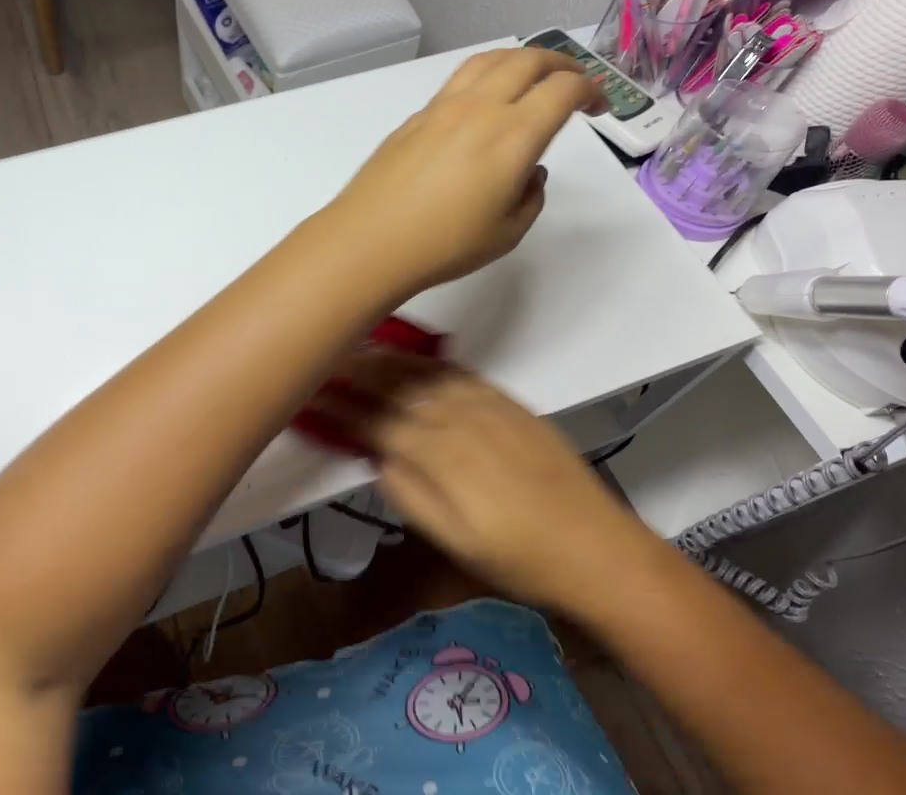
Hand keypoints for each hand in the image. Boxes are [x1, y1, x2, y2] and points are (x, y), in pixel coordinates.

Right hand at [307, 351, 654, 607]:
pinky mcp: (510, 403)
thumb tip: (375, 457)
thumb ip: (409, 495)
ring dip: (387, 359)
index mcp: (440, 456)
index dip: (338, 408)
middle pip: (396, 387)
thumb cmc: (519, 559)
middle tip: (321, 358)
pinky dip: (429, 362)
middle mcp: (460, 419)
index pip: (374, 422)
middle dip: (355, 371)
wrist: (597, 549)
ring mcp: (488, 406)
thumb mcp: (454, 541)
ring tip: (355, 347)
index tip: (308, 395)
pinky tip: (414, 359)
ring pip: (425, 373)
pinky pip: (460, 372)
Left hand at [318, 48, 604, 296]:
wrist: (370, 240)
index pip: (563, 90)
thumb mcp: (507, 232)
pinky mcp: (415, 117)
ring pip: (489, 59)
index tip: (599, 106)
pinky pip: (459, 79)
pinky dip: (485, 75)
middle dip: (561, 64)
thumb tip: (530, 172)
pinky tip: (484, 99)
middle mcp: (480, 108)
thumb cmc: (444, 245)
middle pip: (529, 60)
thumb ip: (530, 196)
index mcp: (513, 135)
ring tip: (532, 75)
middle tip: (575, 81)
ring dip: (521, 59)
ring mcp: (443, 108)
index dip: (591, 90)